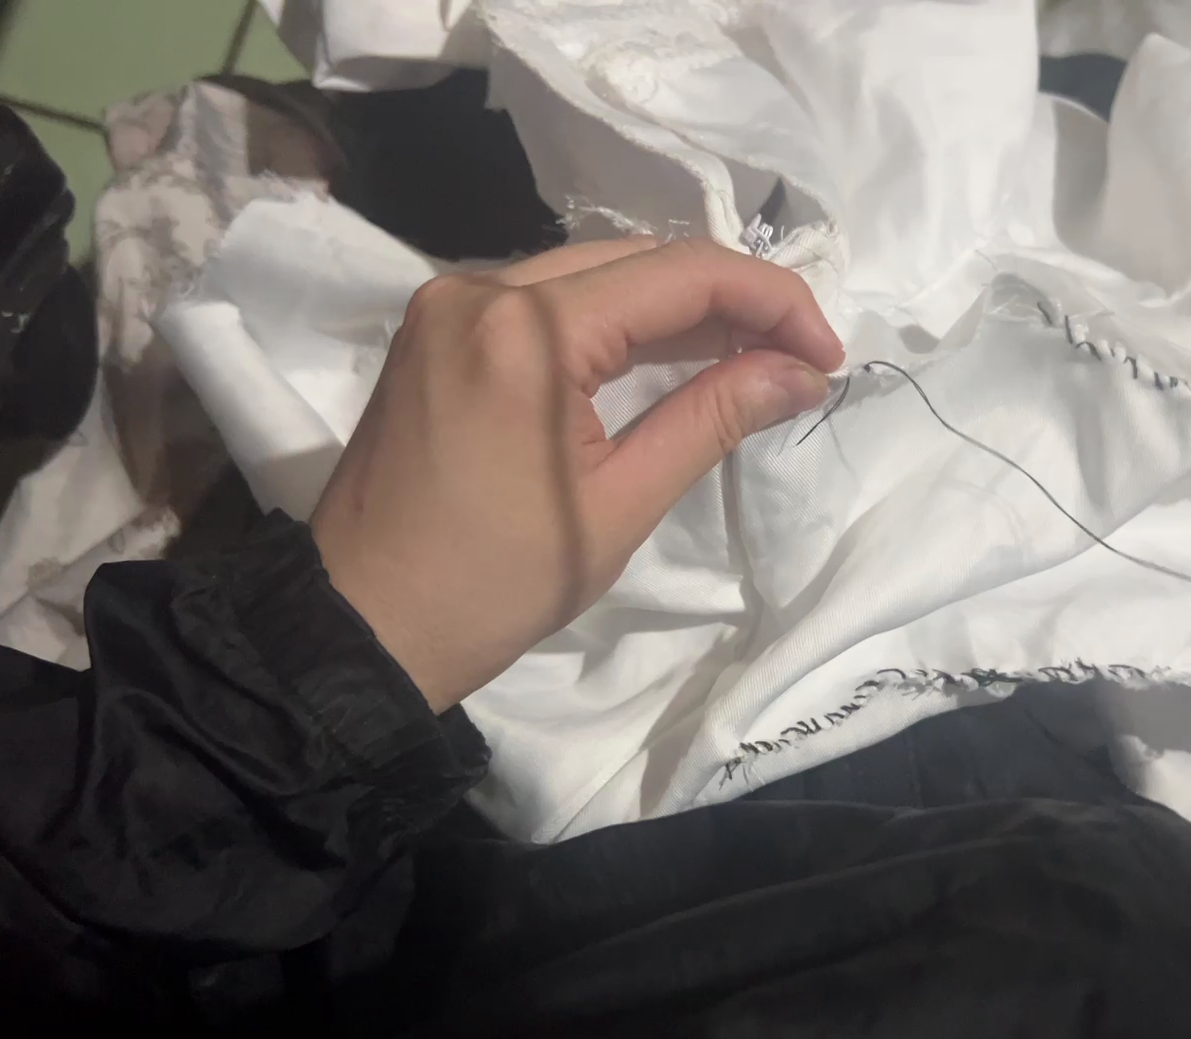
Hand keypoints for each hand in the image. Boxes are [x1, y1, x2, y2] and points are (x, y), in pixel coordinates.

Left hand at [309, 237, 843, 711]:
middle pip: (638, 261)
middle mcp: (481, 289)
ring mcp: (451, 303)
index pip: (680, 275)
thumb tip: (801, 372)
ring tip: (746, 358)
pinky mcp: (439, 330)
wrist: (366, 625)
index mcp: (527, 331)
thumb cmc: (497, 585)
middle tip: (792, 359)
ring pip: (594, 277)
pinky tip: (662, 359)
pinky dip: (615, 327)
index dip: (771, 300)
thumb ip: (713, 419)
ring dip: (675, 312)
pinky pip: (549, 305)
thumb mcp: (620, 505)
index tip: (824, 354)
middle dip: (730, 302)